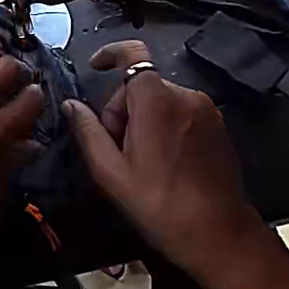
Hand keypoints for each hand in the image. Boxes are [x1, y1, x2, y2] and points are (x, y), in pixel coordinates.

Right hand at [64, 41, 288, 288]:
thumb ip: (87, 132)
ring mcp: (206, 110)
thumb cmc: (159, 205)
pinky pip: (180, 113)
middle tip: (116, 152)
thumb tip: (71, 106)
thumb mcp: (110, 173)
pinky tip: (162, 164)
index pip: (133, 55)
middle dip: (121, 111)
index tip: (95, 67)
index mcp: (156, 101)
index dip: (110, 54)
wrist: (218, 234)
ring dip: (142, 122)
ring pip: (159, 101)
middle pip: (141, 86)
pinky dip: (164, 127)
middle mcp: (185, 95)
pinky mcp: (218, 126)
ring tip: (140, 164)